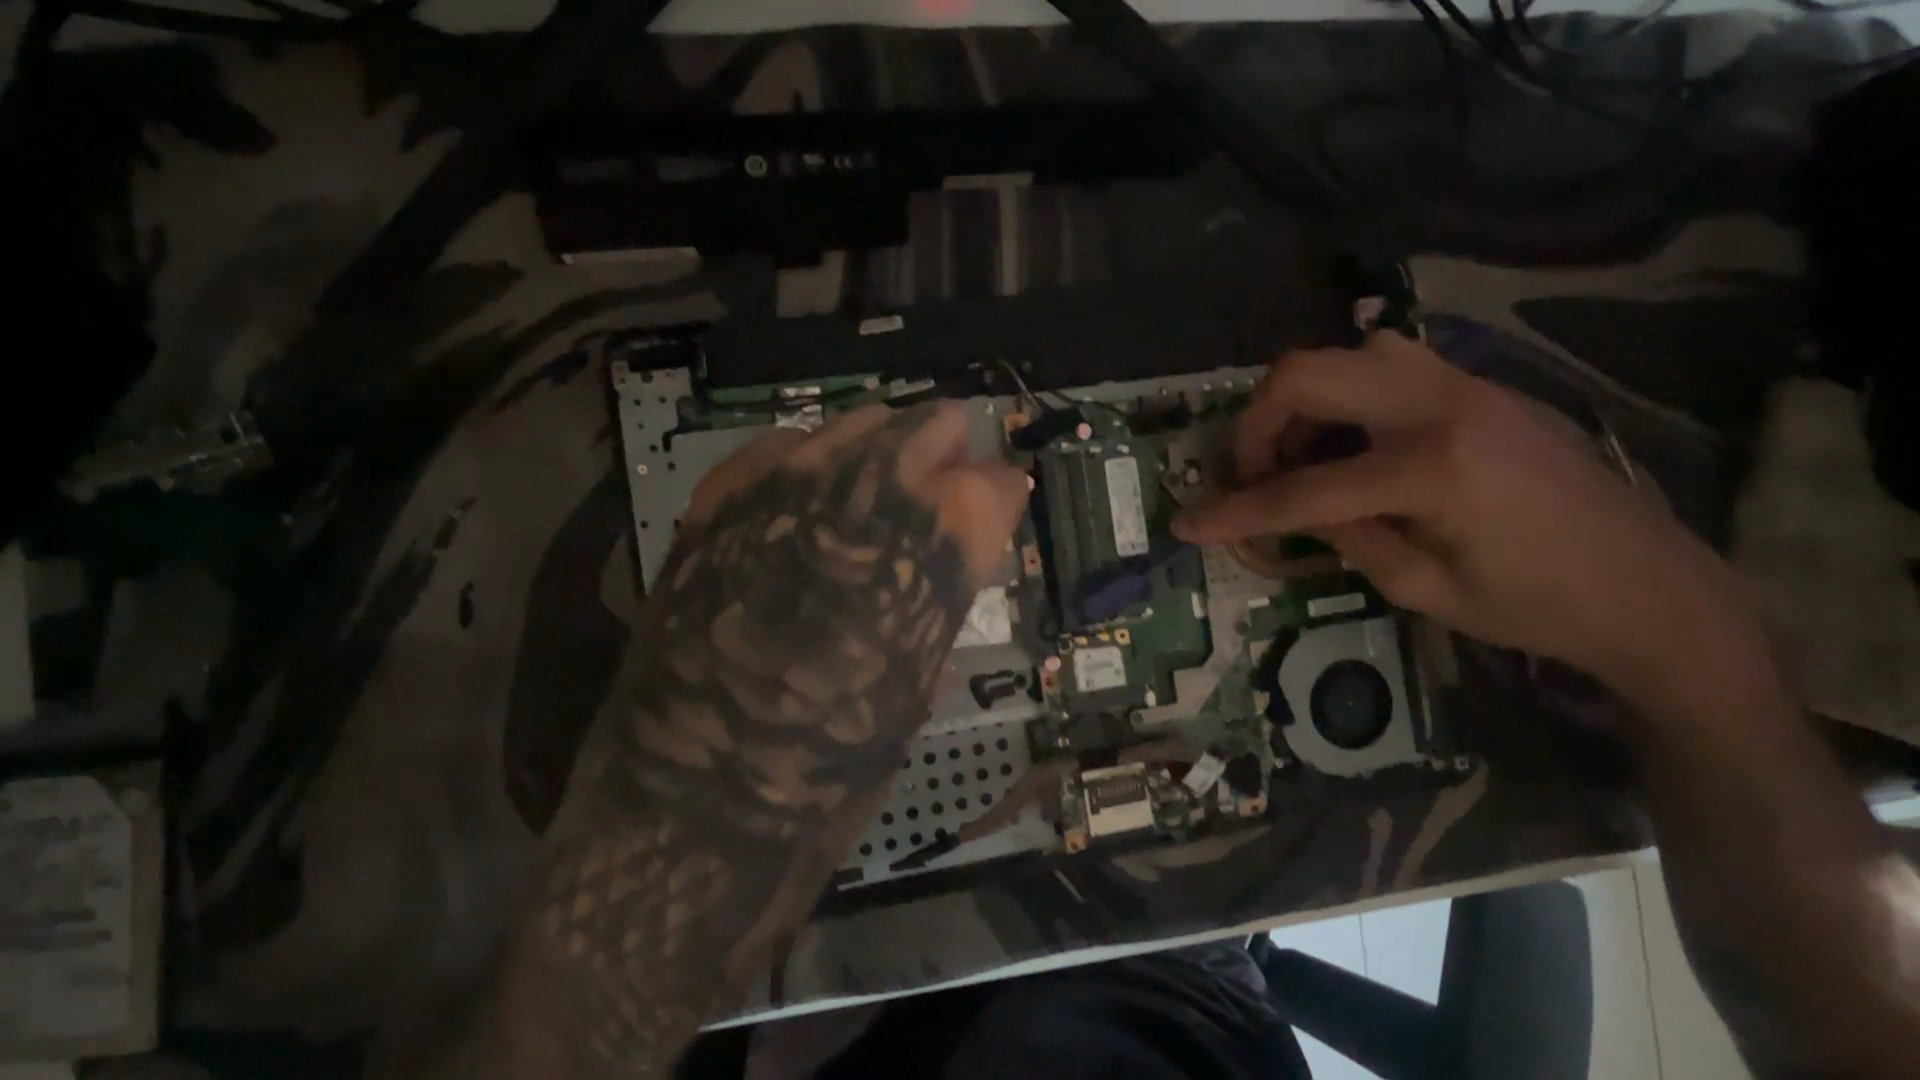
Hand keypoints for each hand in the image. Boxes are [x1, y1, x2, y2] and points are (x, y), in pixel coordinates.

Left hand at [653, 400, 1029, 761]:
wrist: (694, 791)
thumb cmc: (832, 761)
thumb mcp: (919, 684)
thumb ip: (940, 598)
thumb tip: (951, 560)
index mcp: (940, 540)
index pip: (995, 483)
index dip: (997, 501)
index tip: (991, 513)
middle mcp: (871, 486)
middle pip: (933, 424)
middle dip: (945, 455)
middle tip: (934, 495)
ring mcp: (789, 478)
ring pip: (857, 421)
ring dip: (876, 453)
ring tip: (866, 499)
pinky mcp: (721, 493)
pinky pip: (781, 446)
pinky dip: (804, 464)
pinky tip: (798, 506)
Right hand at [1172, 333, 1761, 699]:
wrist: (1650, 584)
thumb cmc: (1536, 607)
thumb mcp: (1422, 588)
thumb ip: (1346, 537)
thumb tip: (1293, 509)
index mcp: (1432, 469)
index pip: (1303, 487)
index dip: (1237, 510)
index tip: (1189, 524)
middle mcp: (1443, 405)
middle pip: (1308, 373)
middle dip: (1257, 425)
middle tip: (1253, 474)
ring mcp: (1467, 384)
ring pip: (1347, 353)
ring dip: (1304, 401)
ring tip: (1303, 456)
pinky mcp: (1482, 386)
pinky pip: (1390, 364)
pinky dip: (1348, 395)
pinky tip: (1355, 444)